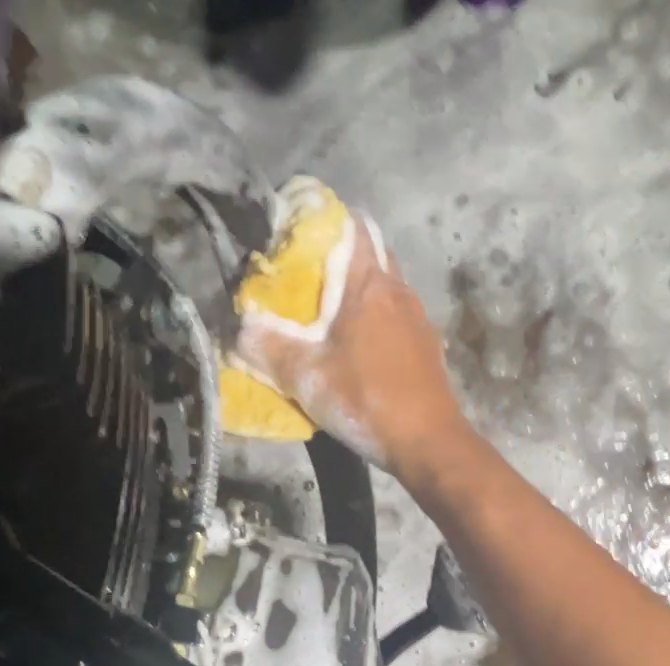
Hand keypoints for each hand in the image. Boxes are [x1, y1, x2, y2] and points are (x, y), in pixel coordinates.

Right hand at [234, 213, 471, 473]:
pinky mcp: (426, 344)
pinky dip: (374, 315)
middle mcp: (398, 290)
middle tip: (305, 276)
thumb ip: (268, 347)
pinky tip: (357, 343)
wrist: (429, 442)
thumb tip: (240, 327)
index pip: (353, 226)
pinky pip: (396, 313)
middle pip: (370, 253)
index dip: (325, 220)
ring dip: (357, 289)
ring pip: (384, 284)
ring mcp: (418, 316)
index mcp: (369, 284)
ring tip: (326, 311)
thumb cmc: (367, 400)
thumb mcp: (307, 377)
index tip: (296, 231)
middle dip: (338, 256)